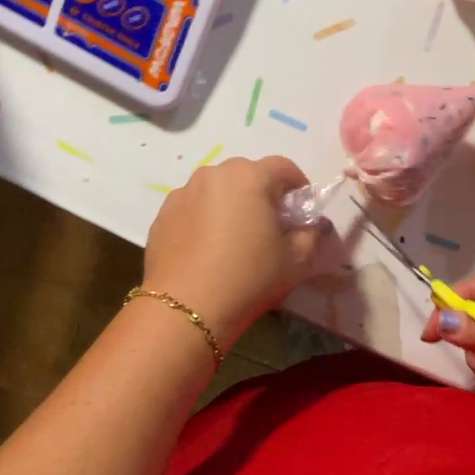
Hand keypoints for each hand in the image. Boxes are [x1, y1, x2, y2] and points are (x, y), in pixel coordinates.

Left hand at [143, 157, 333, 342]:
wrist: (188, 306)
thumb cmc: (250, 278)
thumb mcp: (296, 261)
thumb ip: (311, 235)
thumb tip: (311, 225)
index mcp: (250, 177)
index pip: (284, 168)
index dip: (298, 187)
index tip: (300, 213)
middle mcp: (214, 174)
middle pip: (247, 175)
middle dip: (262, 195)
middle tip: (268, 228)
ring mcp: (183, 192)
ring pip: (217, 191)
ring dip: (231, 206)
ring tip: (234, 241)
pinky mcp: (163, 215)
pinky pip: (193, 209)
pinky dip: (204, 221)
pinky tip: (207, 252)